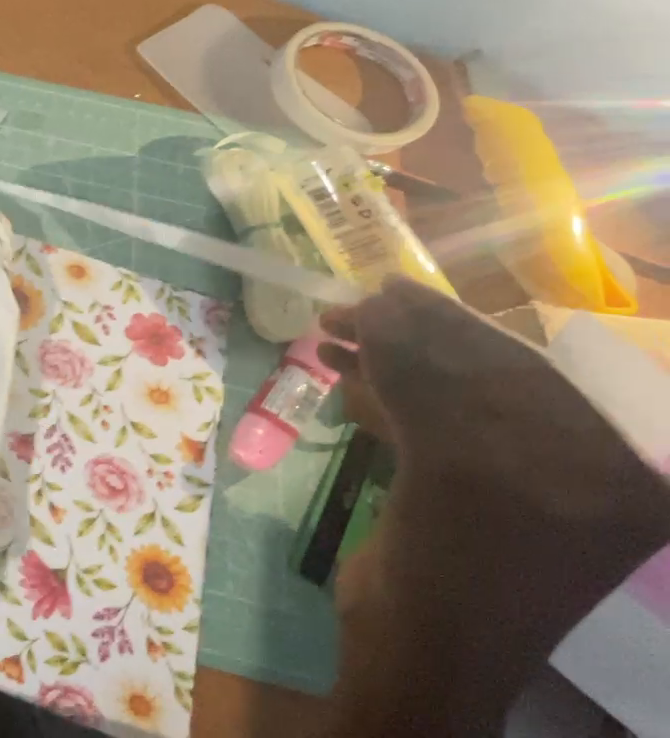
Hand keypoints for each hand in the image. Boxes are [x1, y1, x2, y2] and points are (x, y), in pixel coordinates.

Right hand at [316, 278, 669, 733]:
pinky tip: (339, 377)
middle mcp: (572, 471)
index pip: (525, 370)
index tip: (383, 287)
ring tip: (328, 333)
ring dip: (386, 367)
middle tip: (348, 305)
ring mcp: (514, 487)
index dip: (449, 323)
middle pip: (479, 381)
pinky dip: (381, 402)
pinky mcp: (461, 499)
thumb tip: (379, 301)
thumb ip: (420, 380)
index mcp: (606, 468)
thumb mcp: (446, 463)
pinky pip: (425, 433)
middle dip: (409, 341)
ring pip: (444, 404)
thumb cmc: (456, 564)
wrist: (415, 648)